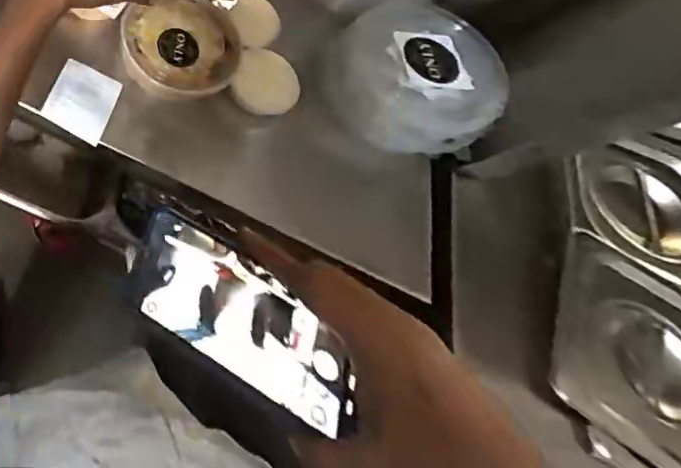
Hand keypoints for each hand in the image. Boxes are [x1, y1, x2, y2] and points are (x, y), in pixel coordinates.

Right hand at [240, 229, 540, 467]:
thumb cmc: (436, 461)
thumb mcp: (364, 464)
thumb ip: (315, 452)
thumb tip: (287, 441)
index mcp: (378, 336)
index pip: (315, 281)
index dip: (275, 257)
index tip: (244, 235)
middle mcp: (399, 327)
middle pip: (335, 283)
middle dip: (293, 274)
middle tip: (254, 274)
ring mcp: (420, 342)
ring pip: (356, 302)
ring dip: (320, 298)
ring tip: (285, 308)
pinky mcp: (435, 361)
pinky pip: (374, 322)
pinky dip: (344, 321)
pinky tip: (335, 353)